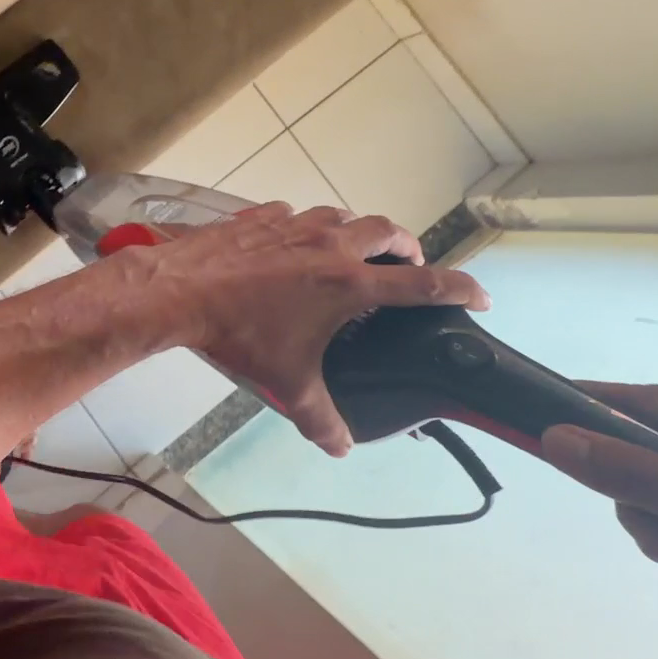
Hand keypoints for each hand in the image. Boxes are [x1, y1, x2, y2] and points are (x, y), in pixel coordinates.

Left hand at [109, 203, 488, 456]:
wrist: (178, 291)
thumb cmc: (238, 334)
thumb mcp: (286, 383)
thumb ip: (320, 418)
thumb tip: (339, 446)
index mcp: (348, 283)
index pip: (422, 285)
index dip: (459, 288)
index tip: (479, 296)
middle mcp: (327, 244)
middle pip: (386, 231)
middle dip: (406, 247)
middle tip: (406, 267)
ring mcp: (290, 223)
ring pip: (339, 214)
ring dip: (354, 230)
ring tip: (352, 251)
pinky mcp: (257, 216)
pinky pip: (292, 212)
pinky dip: (303, 225)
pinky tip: (291, 241)